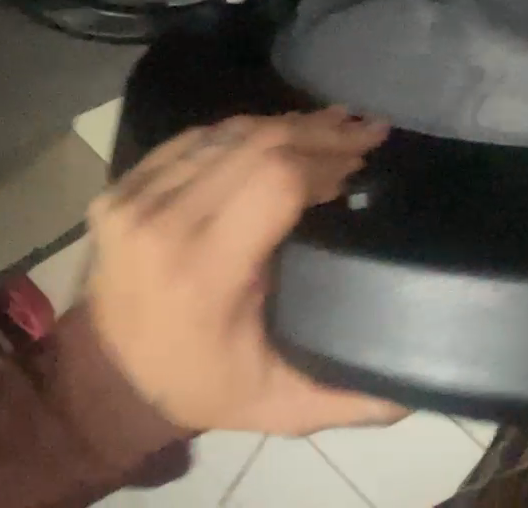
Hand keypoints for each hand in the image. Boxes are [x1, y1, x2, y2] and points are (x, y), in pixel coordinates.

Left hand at [83, 107, 407, 435]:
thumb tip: (419, 383)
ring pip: (228, 134)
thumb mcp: (282, 404)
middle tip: (365, 129)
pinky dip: (243, 130)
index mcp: (205, 272)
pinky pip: (196, 139)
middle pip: (257, 145)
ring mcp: (134, 199)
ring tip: (333, 122)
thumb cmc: (206, 383)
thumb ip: (351, 397)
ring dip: (287, 124)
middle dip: (319, 132)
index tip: (364, 159)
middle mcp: (163, 224)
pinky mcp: (121, 187)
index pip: (276, 181)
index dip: (327, 160)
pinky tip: (279, 129)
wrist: (108, 379)